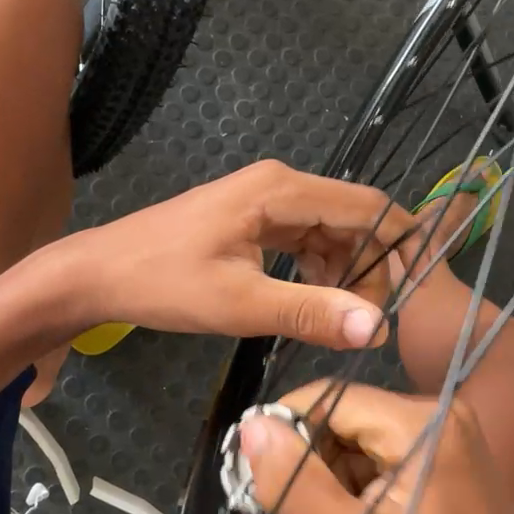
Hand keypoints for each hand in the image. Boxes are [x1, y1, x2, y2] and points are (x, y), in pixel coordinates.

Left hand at [43, 161, 416, 350]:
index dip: (400, 246)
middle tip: (371, 320)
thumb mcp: (240, 304)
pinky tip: (316, 301)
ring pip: (332, 231)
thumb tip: (378, 328)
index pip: (368, 207)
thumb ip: (311, 312)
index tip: (413, 293)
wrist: (99, 274)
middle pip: (354, 218)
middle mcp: (281, 185)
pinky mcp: (255, 219)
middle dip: (372, 266)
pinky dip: (321, 270)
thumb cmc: (164, 283)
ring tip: (345, 317)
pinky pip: (306, 240)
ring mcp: (267, 200)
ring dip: (347, 271)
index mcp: (282, 190)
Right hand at [241, 382, 513, 513]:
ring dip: (331, 481)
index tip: (254, 480)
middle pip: (345, 418)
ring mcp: (449, 438)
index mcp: (424, 424)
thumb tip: (252, 424)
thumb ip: (296, 485)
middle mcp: (441, 414)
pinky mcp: (448, 463)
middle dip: (309, 463)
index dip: (283, 432)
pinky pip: (383, 459)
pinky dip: (357, 489)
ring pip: (359, 441)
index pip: (329, 398)